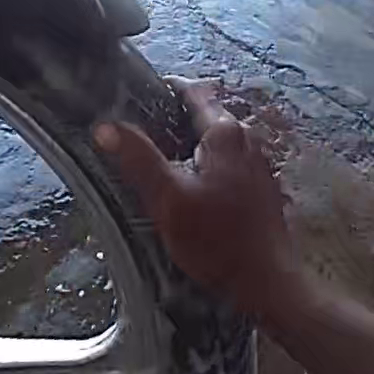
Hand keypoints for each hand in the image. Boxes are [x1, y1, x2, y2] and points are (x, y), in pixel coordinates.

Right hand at [94, 79, 304, 315]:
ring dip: (186, 143)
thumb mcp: (169, 200)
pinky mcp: (258, 184)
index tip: (135, 95)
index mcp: (225, 132)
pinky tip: (186, 184)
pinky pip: (224, 159)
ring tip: (157, 160)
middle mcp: (245, 138)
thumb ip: (138, 159)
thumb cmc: (217, 240)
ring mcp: (256, 161)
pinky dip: (202, 161)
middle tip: (139, 134)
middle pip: (202, 115)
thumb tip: (104, 127)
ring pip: (213, 139)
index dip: (163, 89)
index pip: (191, 92)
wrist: (268, 283)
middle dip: (171, 119)